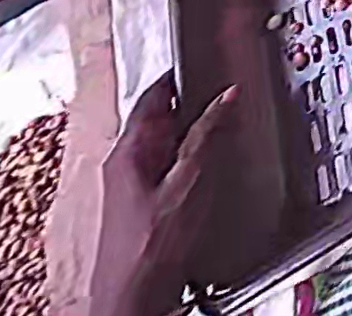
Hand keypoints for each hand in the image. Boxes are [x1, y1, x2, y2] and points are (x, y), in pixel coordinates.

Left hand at [91, 73, 239, 315]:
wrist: (131, 302)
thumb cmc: (155, 244)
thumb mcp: (190, 180)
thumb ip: (207, 133)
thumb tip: (228, 94)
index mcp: (129, 150)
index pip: (154, 94)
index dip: (181, 74)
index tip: (208, 59)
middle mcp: (124, 161)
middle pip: (160, 115)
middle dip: (192, 100)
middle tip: (226, 87)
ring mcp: (130, 182)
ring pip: (165, 138)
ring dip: (193, 126)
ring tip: (226, 117)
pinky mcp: (141, 199)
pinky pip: (168, 159)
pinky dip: (190, 149)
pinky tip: (212, 155)